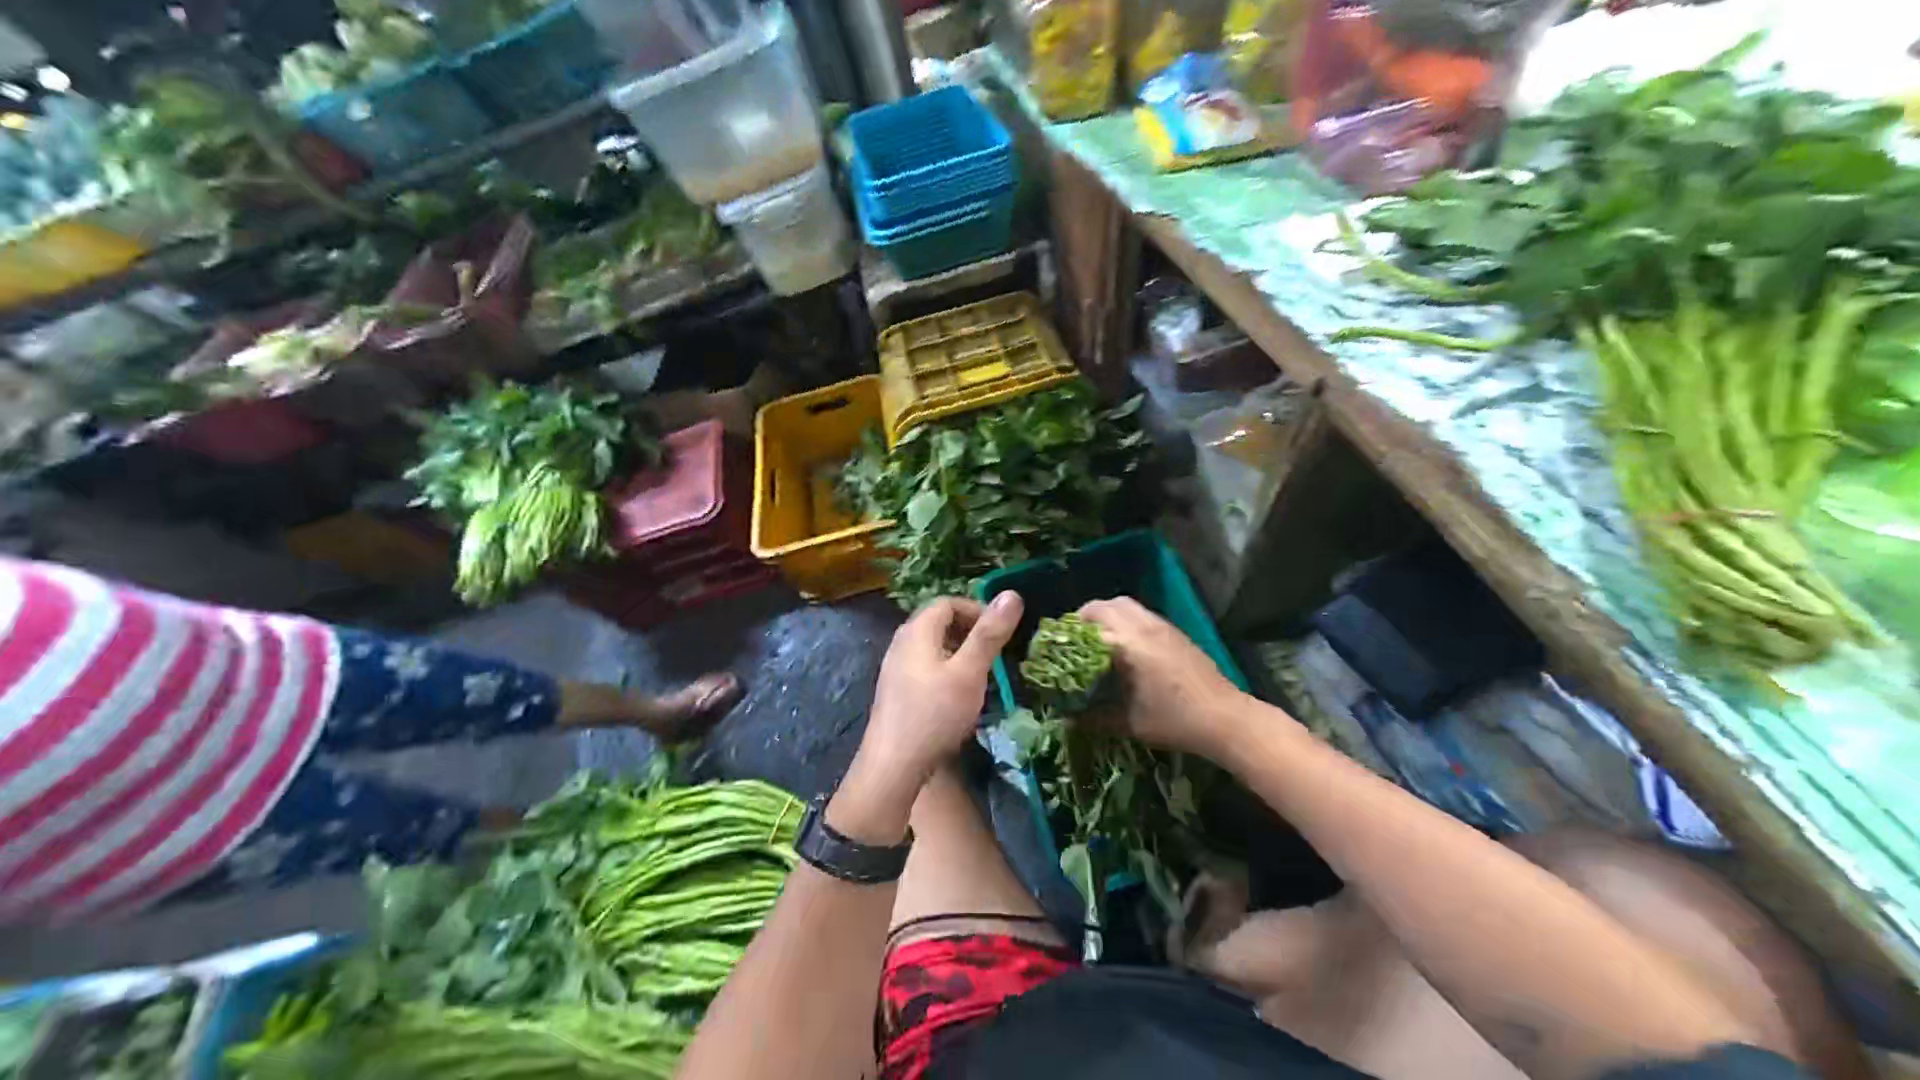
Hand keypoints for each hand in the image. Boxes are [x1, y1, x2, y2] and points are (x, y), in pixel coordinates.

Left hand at [853, 592, 1024, 792]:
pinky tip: (959, 697)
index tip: (1001, 632)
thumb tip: (1012, 594)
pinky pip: (925, 667)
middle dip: (970, 632)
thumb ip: (989, 634)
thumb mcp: (969, 673)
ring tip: (982, 675)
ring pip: (933, 647)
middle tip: (995, 653)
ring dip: (960, 653)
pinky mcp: (896, 692)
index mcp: (917, 631)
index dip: (977, 610)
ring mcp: (895, 668)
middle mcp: (901, 643)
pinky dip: (947, 671)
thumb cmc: (934, 714)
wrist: (892, 766)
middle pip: (939, 622)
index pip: (948, 602)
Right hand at [1077, 597, 1252, 759]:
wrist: (1225, 718)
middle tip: (1075, 638)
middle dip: (1085, 617)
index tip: (1055, 648)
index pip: (1086, 627)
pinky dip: (1126, 620)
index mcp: (1128, 645)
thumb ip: (1094, 717)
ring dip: (1107, 615)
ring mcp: (1162, 626)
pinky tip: (1126, 646)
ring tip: (1098, 639)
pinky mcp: (1175, 632)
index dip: (1067, 635)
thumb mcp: (1128, 723)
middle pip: (1105, 606)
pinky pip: (1142, 614)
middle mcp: (1143, 627)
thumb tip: (1067, 717)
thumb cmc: (1174, 721)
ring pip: (1125, 605)